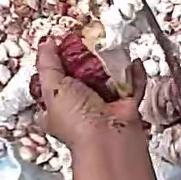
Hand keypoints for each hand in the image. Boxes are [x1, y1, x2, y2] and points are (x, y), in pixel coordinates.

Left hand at [36, 37, 173, 179]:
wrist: (109, 139)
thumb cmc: (76, 122)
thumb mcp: (52, 88)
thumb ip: (47, 64)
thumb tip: (45, 42)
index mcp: (57, 106)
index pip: (53, 79)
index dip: (57, 61)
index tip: (61, 43)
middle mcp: (81, 105)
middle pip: (82, 73)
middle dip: (86, 58)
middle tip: (88, 40)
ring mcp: (104, 103)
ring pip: (108, 75)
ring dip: (110, 63)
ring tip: (110, 48)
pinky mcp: (126, 102)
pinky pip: (132, 83)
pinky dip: (135, 73)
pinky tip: (133, 62)